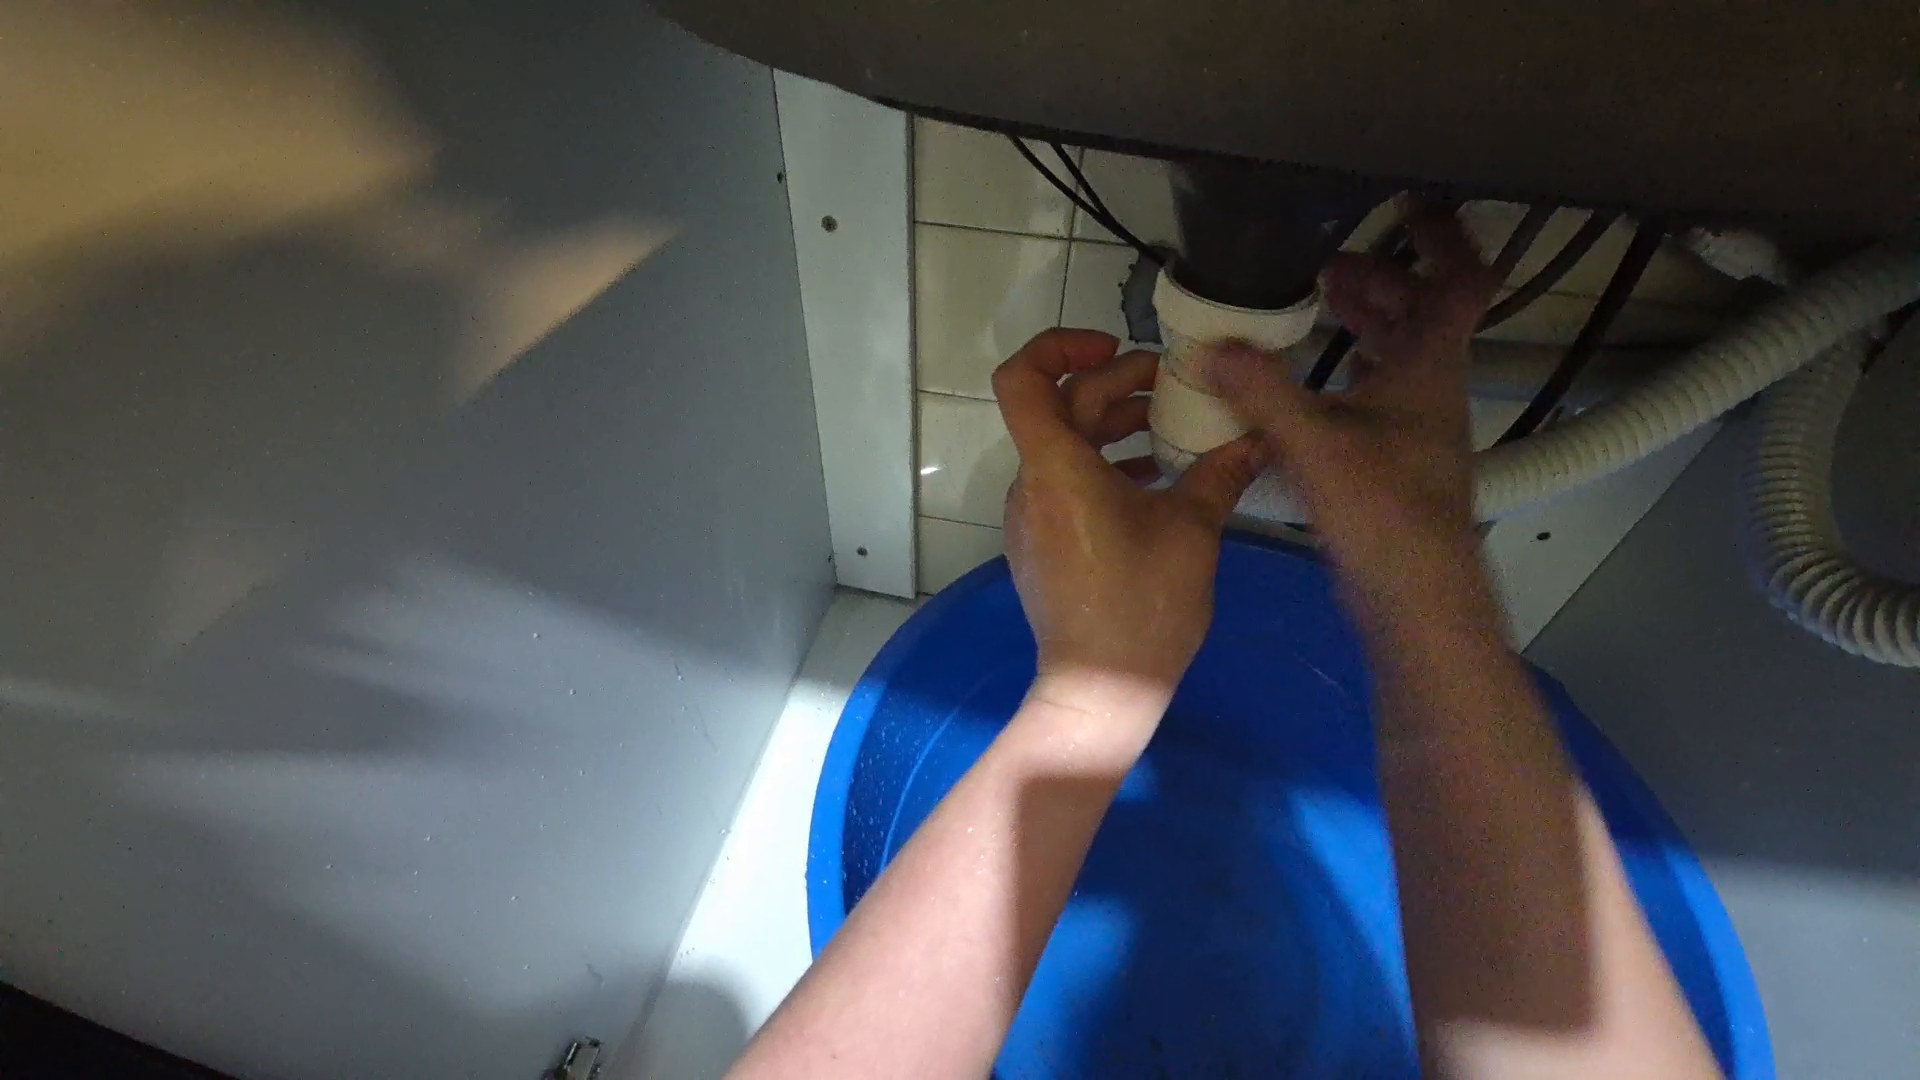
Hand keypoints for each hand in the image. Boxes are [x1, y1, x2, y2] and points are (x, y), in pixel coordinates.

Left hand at [994, 329, 1265, 713]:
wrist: (1100, 688)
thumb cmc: (1142, 605)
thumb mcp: (1192, 531)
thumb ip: (1220, 474)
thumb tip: (1258, 439)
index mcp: (1056, 468)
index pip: (1023, 379)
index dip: (1060, 346)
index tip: (1115, 349)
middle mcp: (1031, 484)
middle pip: (1060, 407)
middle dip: (1116, 384)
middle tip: (1171, 385)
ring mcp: (1031, 515)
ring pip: (1064, 446)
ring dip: (1113, 425)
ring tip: (1169, 426)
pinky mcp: (1040, 542)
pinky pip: (1066, 482)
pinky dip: (1104, 465)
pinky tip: (1152, 477)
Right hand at [1194, 208, 1500, 599]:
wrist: (1413, 592)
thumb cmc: (1381, 510)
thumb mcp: (1314, 444)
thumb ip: (1260, 392)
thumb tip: (1208, 347)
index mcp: (1428, 369)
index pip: (1460, 282)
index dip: (1442, 238)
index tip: (1407, 209)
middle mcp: (1428, 390)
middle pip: (1420, 316)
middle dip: (1379, 283)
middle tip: (1325, 267)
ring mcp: (1412, 427)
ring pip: (1395, 357)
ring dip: (1362, 326)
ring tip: (1312, 310)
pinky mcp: (1391, 459)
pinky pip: (1372, 395)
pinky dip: (1344, 375)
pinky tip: (1304, 384)